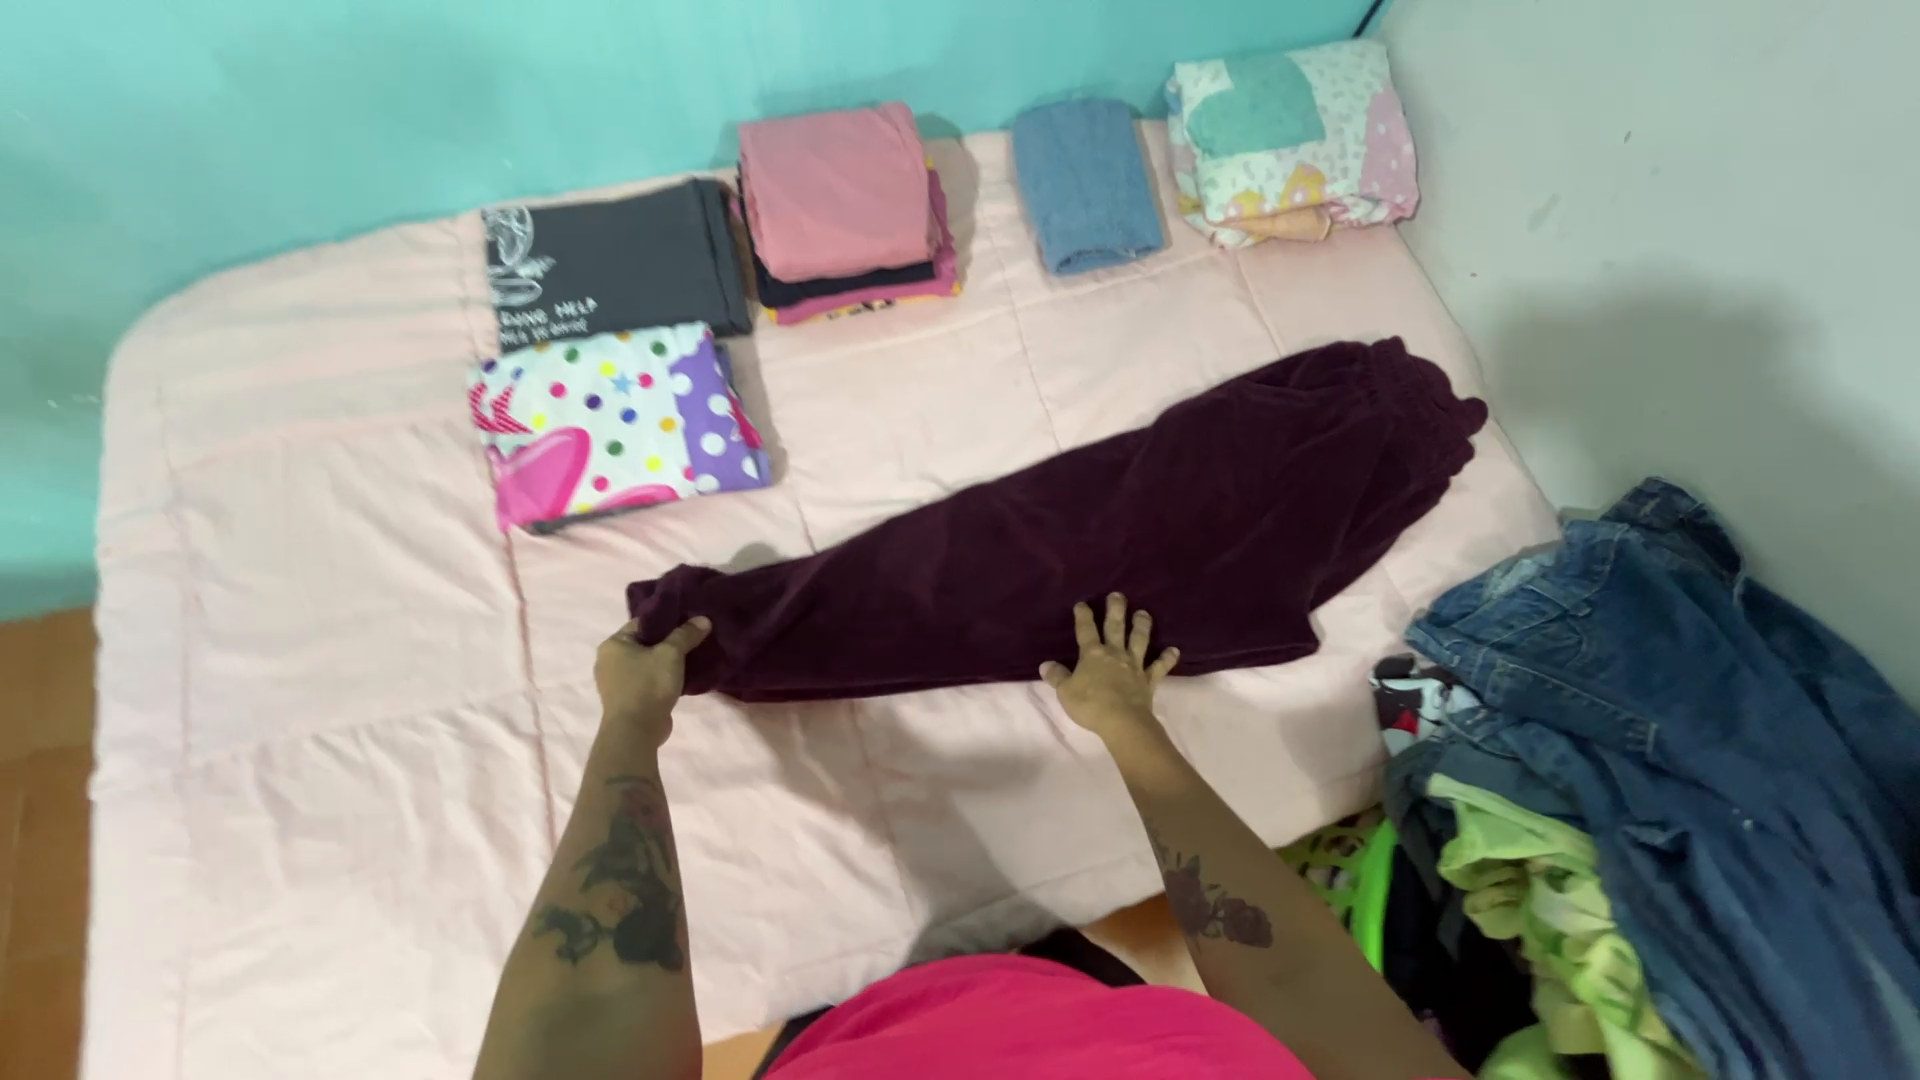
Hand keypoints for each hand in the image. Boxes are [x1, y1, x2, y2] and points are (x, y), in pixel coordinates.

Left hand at [594, 616, 710, 747]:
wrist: (636, 731)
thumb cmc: (648, 684)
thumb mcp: (671, 653)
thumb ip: (686, 634)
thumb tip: (703, 619)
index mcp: (613, 644)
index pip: (643, 623)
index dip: (667, 620)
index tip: (689, 622)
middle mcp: (609, 661)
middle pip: (646, 643)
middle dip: (669, 642)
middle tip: (694, 639)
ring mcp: (616, 683)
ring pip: (647, 664)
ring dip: (667, 662)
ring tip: (692, 658)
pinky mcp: (627, 700)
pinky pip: (648, 681)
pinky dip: (663, 678)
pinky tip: (682, 678)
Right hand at [1040, 593, 1179, 740]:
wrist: (1122, 721)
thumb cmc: (1090, 705)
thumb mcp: (1065, 692)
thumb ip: (1057, 676)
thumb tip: (1046, 664)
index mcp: (1092, 654)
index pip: (1086, 630)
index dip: (1083, 616)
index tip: (1082, 603)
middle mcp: (1115, 654)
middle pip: (1115, 627)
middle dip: (1116, 610)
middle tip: (1118, 595)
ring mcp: (1134, 666)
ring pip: (1139, 640)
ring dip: (1142, 626)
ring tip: (1144, 613)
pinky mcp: (1148, 680)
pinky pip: (1159, 667)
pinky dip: (1167, 659)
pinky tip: (1174, 650)